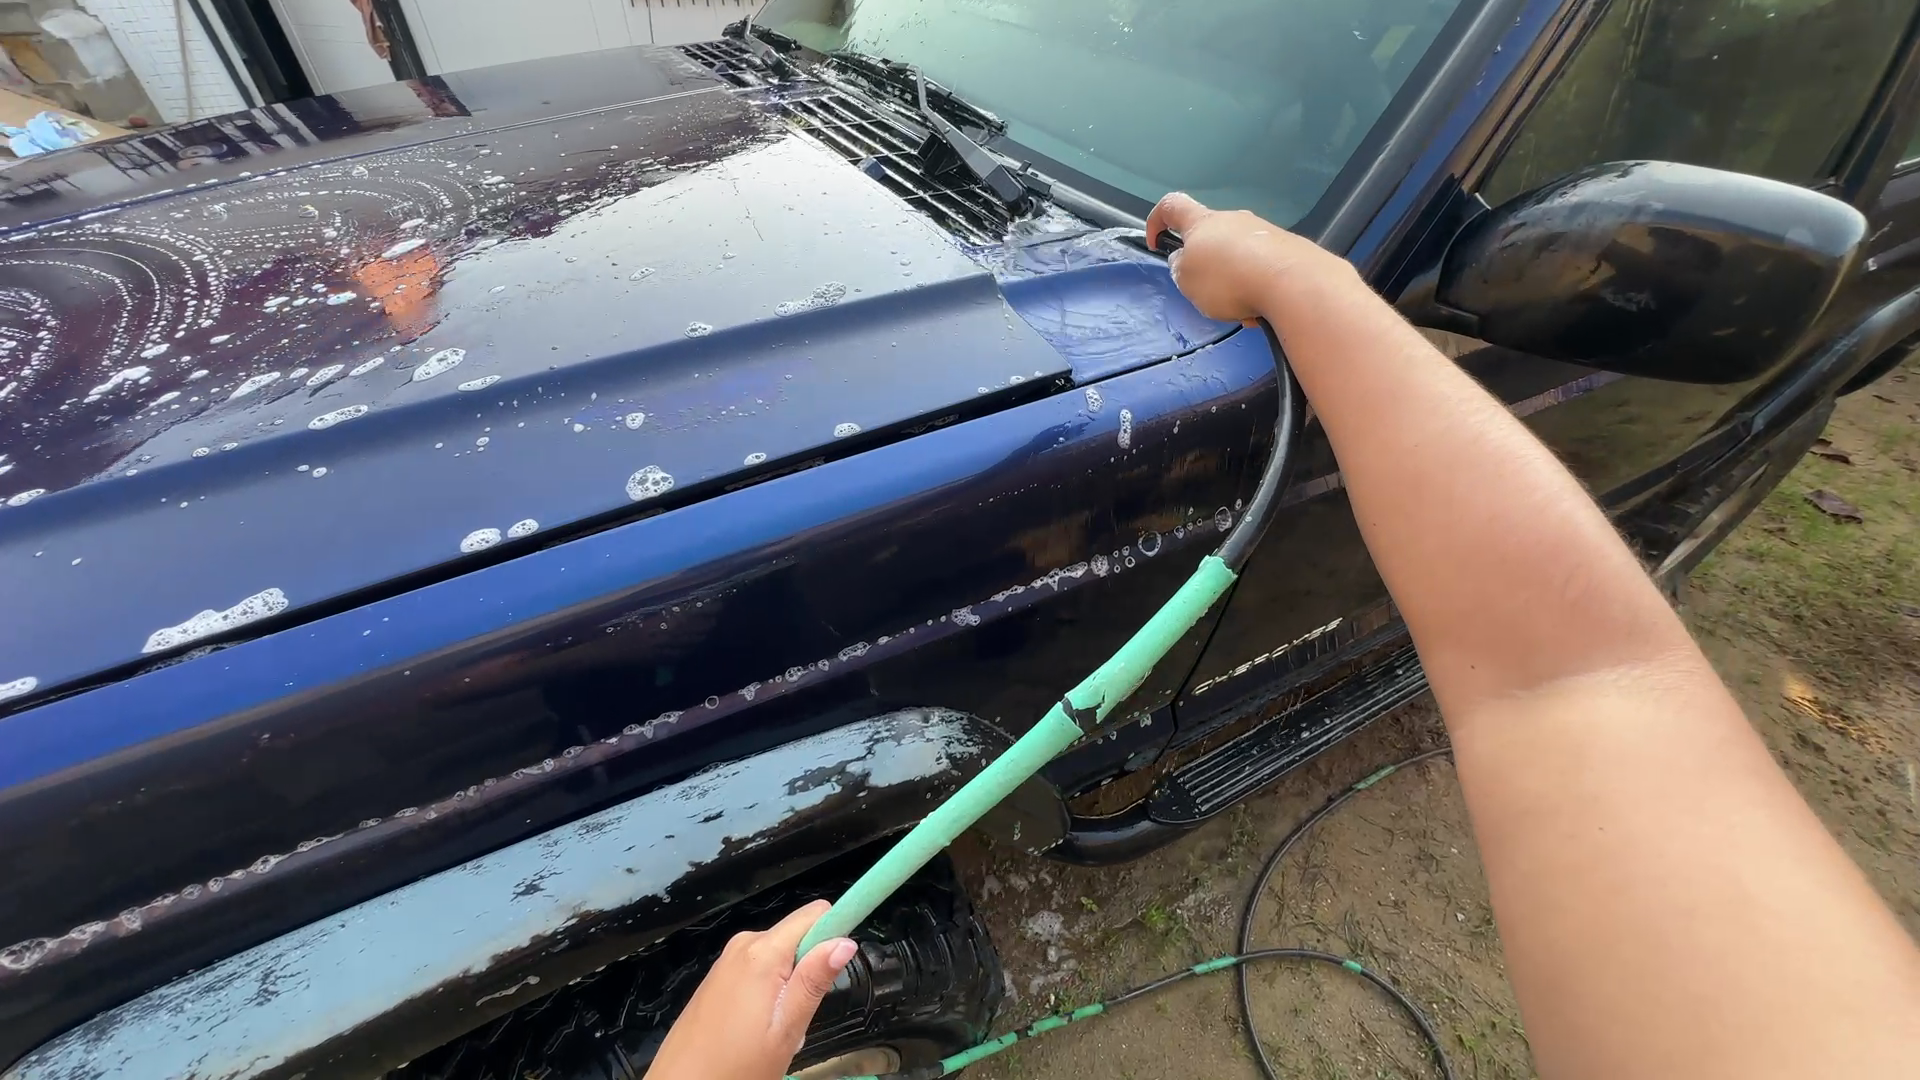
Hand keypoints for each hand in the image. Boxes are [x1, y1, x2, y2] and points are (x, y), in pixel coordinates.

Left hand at [649, 900, 859, 1079]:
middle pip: (798, 935)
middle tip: (797, 1016)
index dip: (836, 931)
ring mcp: (727, 960)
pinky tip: (754, 1029)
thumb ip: (814, 981)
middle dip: (807, 968)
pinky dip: (766, 990)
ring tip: (772, 1029)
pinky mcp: (717, 977)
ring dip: (787, 983)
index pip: (816, 913)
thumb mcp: (785, 1031)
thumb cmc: (734, 1071)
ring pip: (779, 954)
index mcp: (764, 952)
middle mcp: (745, 944)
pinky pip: (757, 967)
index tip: (842, 962)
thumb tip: (846, 941)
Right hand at [1145, 192, 1352, 322]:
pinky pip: (1257, 267)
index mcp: (1202, 223)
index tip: (1155, 243)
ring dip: (1229, 280)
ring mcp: (1261, 232)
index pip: (1172, 206)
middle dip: (1202, 263)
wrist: (1291, 282)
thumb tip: (1185, 259)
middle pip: (1208, 235)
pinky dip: (1251, 287)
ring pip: (1234, 255)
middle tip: (1202, 291)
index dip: (1156, 220)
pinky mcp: (1284, 249)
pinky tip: (1256, 309)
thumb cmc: (1227, 278)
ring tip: (1234, 309)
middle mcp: (1233, 220)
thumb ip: (1180, 266)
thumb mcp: (1186, 279)